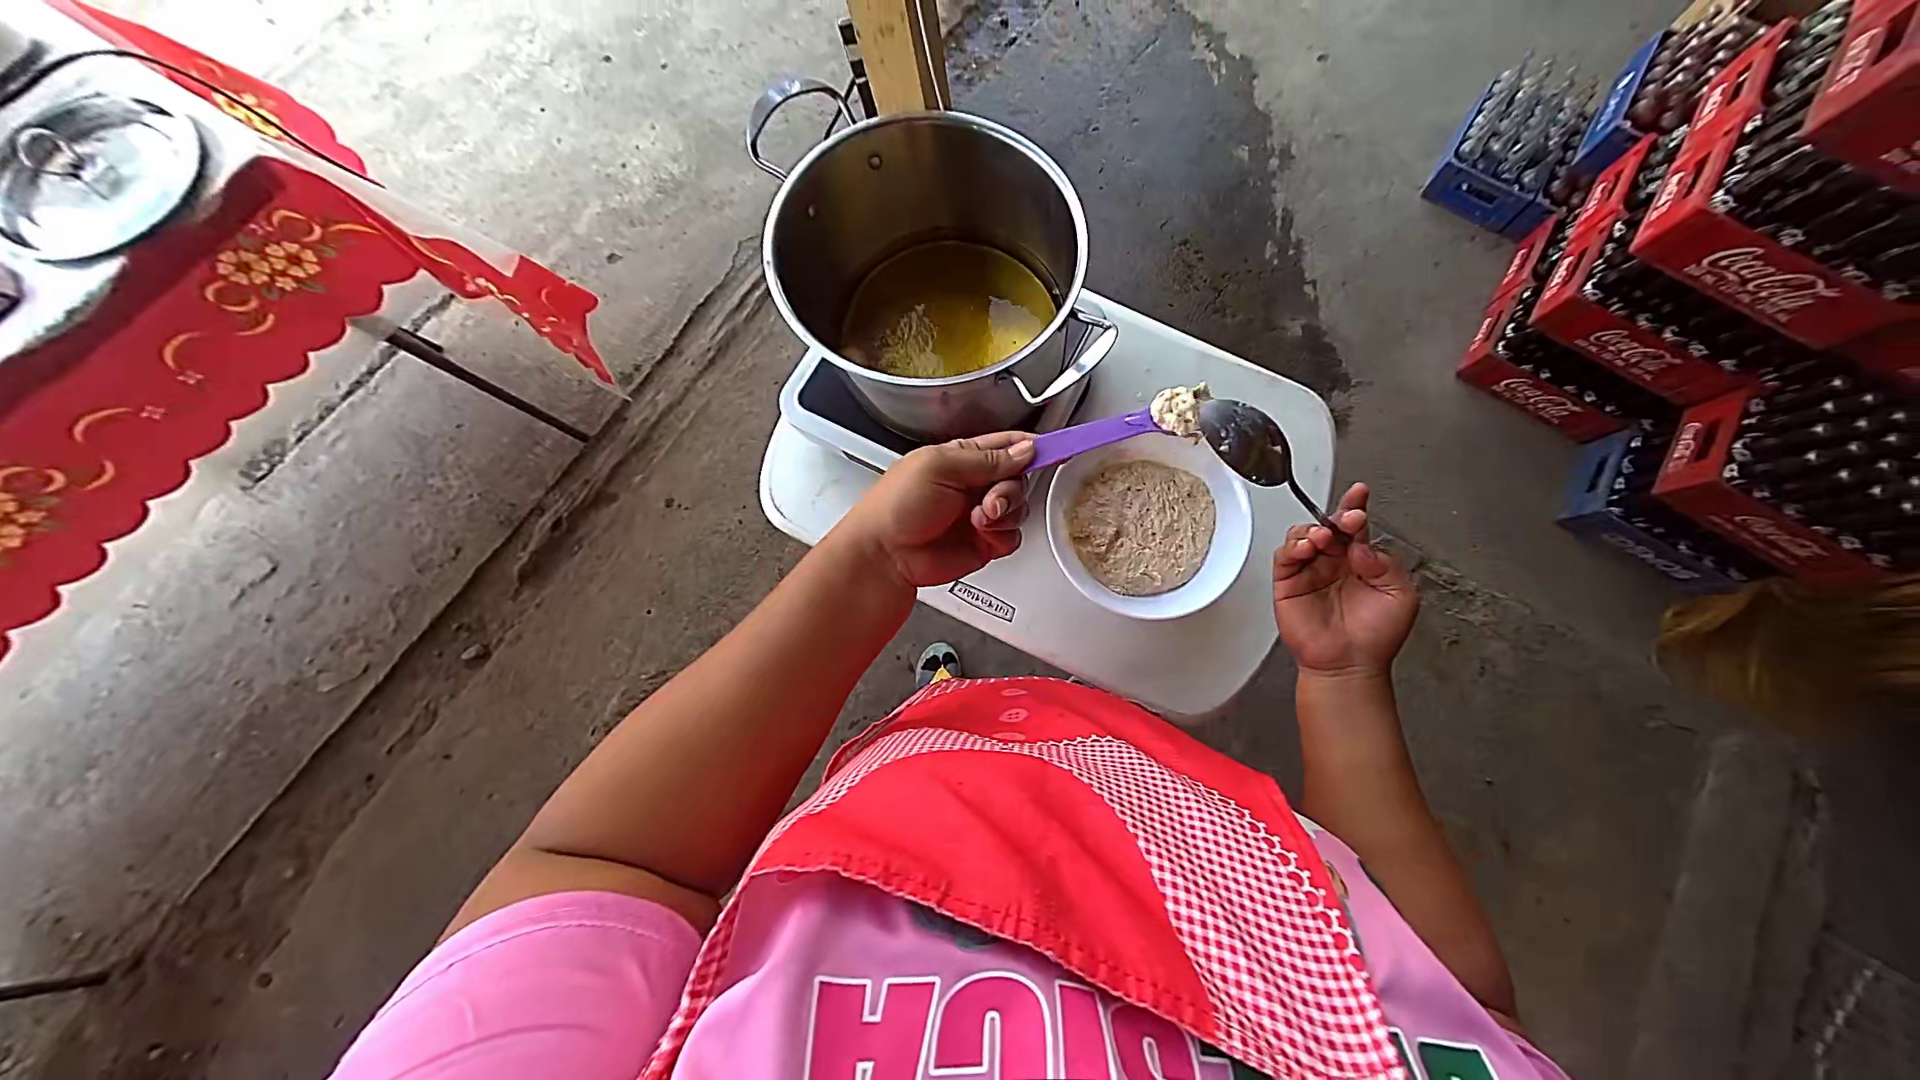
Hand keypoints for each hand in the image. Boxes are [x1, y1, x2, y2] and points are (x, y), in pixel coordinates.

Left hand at [832, 431, 1034, 588]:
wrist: (884, 555)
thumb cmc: (896, 506)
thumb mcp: (939, 467)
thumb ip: (986, 459)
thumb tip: (1025, 450)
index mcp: (962, 456)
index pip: (1008, 445)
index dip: (1032, 447)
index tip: (1057, 449)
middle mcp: (974, 484)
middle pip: (1019, 478)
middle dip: (1011, 488)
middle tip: (991, 499)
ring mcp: (980, 514)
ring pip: (1019, 507)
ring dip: (1006, 512)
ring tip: (978, 518)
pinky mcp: (984, 543)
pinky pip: (1013, 536)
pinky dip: (1003, 535)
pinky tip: (982, 534)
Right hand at [1272, 483, 1417, 679]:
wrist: (1349, 663)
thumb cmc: (1376, 636)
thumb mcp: (1400, 595)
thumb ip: (1385, 564)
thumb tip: (1361, 546)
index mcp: (1361, 562)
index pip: (1356, 528)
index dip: (1356, 507)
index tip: (1360, 493)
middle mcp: (1334, 562)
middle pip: (1328, 526)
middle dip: (1336, 517)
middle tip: (1347, 520)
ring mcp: (1310, 571)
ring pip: (1302, 536)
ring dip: (1312, 530)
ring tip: (1324, 538)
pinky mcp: (1288, 583)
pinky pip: (1284, 556)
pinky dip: (1292, 547)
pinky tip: (1306, 548)